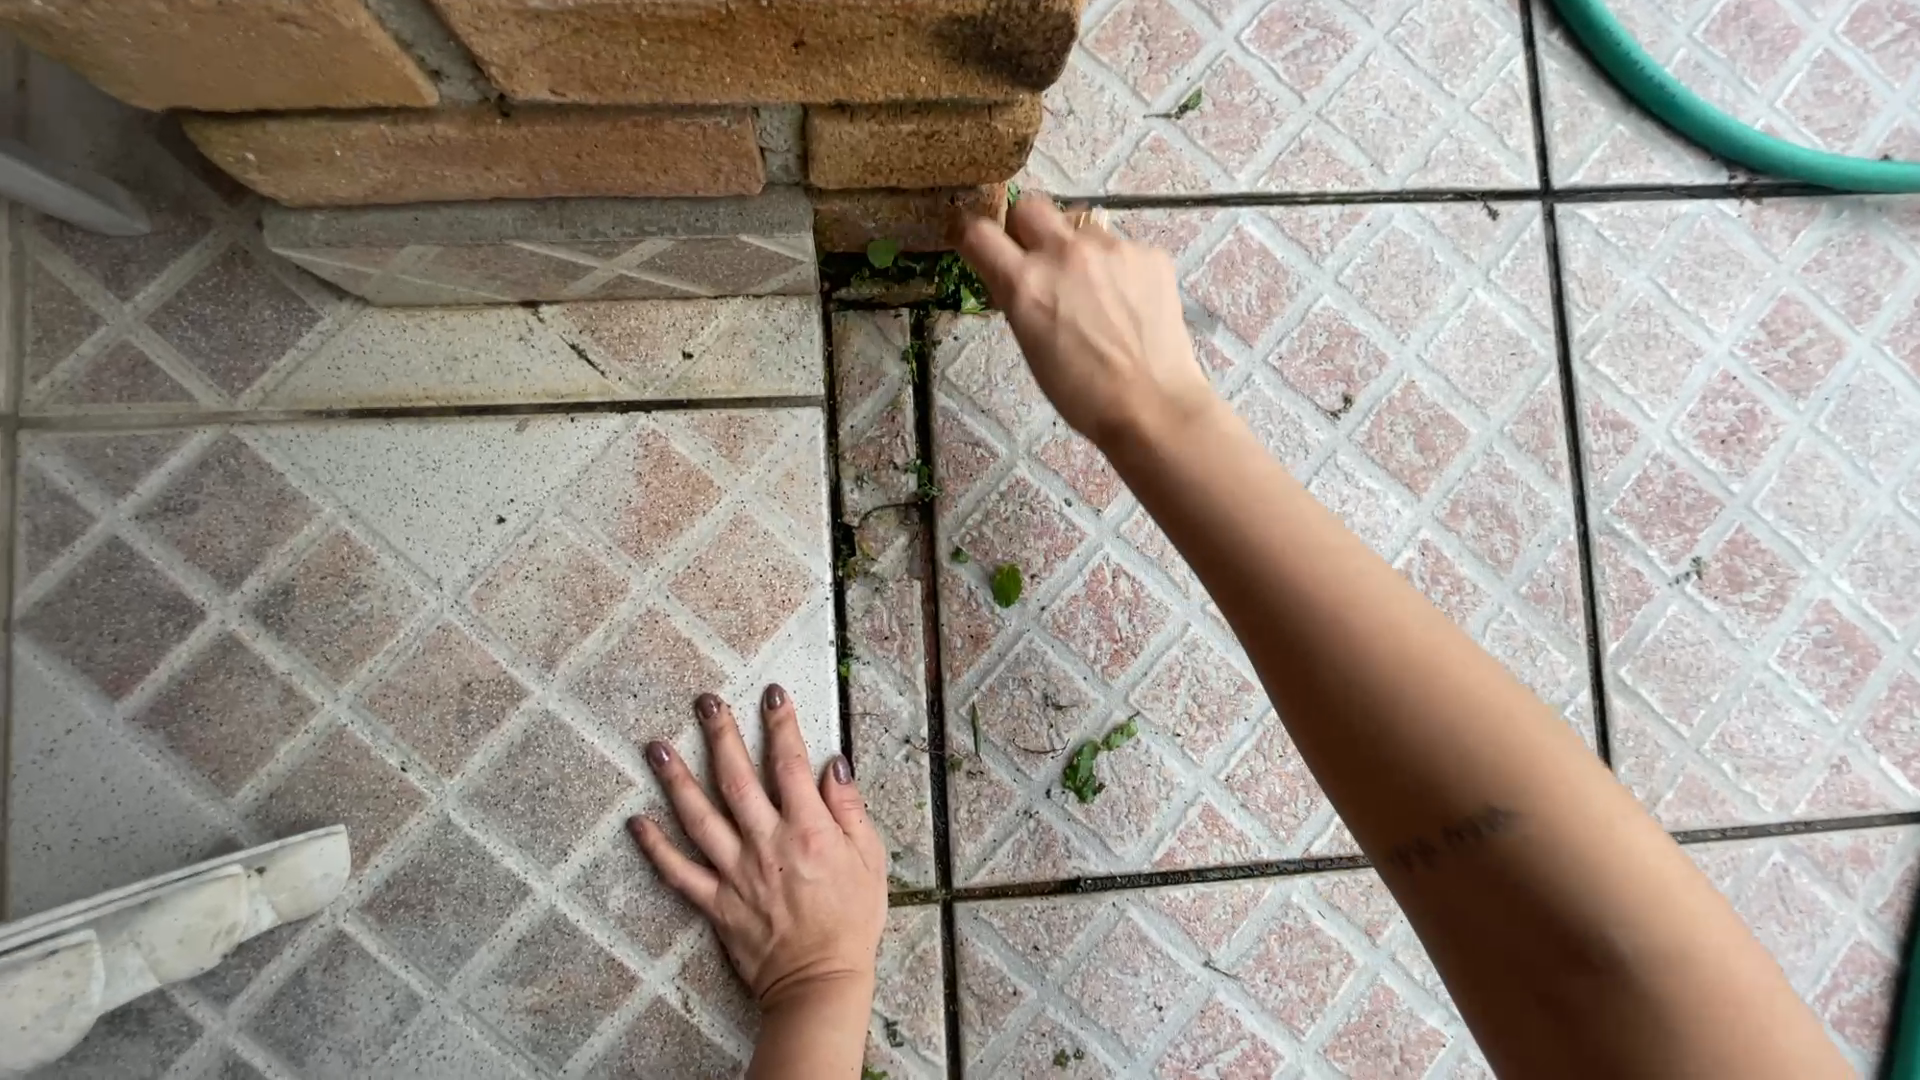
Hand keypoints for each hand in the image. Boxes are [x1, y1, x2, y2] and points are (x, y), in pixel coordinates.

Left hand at [629, 685, 887, 1009]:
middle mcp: (767, 843)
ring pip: (700, 818)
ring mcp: (736, 872)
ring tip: (656, 747)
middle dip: (720, 735)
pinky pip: (678, 873)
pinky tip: (636, 822)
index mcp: (808, 829)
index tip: (772, 694)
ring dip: (677, 780)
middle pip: (737, 779)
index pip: (789, 763)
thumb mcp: (870, 857)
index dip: (781, 724)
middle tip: (705, 702)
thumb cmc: (852, 918)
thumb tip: (833, 764)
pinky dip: (655, 847)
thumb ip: (849, 807)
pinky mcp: (716, 903)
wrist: (821, 980)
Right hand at [955, 196, 1220, 448]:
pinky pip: (1121, 249)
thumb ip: (1021, 300)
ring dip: (1078, 251)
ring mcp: (1111, 249)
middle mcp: (1065, 254)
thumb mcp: (1032, 348)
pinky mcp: (1148, 254)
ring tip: (1095, 294)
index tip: (975, 240)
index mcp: (1025, 284)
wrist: (1152, 405)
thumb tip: (1019, 277)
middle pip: (1030, 205)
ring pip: (1081, 228)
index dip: (971, 234)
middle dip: (1026, 226)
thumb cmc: (1082, 394)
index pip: (979, 234)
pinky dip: (1118, 270)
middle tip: (1037, 257)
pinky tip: (1128, 305)